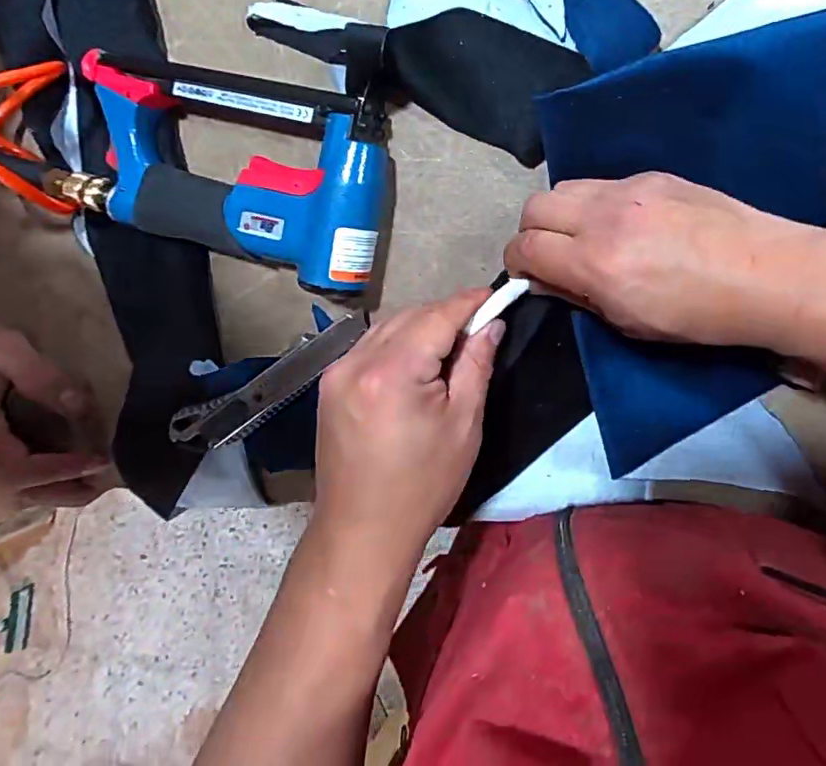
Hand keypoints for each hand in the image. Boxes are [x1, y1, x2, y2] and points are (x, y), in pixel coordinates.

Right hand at [0, 322, 109, 512]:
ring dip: (48, 492)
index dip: (63, 470)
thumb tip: (81, 404)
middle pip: (14, 497)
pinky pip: (0, 485)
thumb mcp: (0, 347)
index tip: (100, 461)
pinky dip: (33, 484)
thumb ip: (42, 374)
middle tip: (104, 479)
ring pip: (6, 497)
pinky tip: (60, 465)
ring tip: (89, 477)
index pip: (20, 470)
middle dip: (61, 492)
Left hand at [311, 291, 502, 566]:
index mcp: (392, 371)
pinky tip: (416, 362)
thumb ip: (476, 364)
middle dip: (446, 315)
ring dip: (421, 327)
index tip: (495, 295)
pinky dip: (397, 343)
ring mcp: (337, 370)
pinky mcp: (329, 383)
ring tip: (451, 347)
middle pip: (410, 316)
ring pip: (387, 327)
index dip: (469, 302)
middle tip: (480, 327)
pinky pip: (369, 346)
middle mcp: (357, 360)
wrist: (362, 529)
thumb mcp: (464, 424)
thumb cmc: (423, 485)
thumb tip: (492, 324)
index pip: (437, 316)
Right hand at [503, 172, 825, 348]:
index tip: (528, 275)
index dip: (516, 263)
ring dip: (561, 213)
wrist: (767, 274)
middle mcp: (603, 217)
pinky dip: (597, 203)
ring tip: (585, 236)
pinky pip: (602, 184)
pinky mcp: (652, 176)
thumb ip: (578, 296)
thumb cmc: (700, 315)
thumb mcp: (630, 324)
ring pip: (564, 187)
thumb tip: (545, 279)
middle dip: (531, 232)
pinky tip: (625, 224)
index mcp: (596, 262)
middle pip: (534, 207)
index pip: (526, 247)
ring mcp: (628, 190)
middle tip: (552, 254)